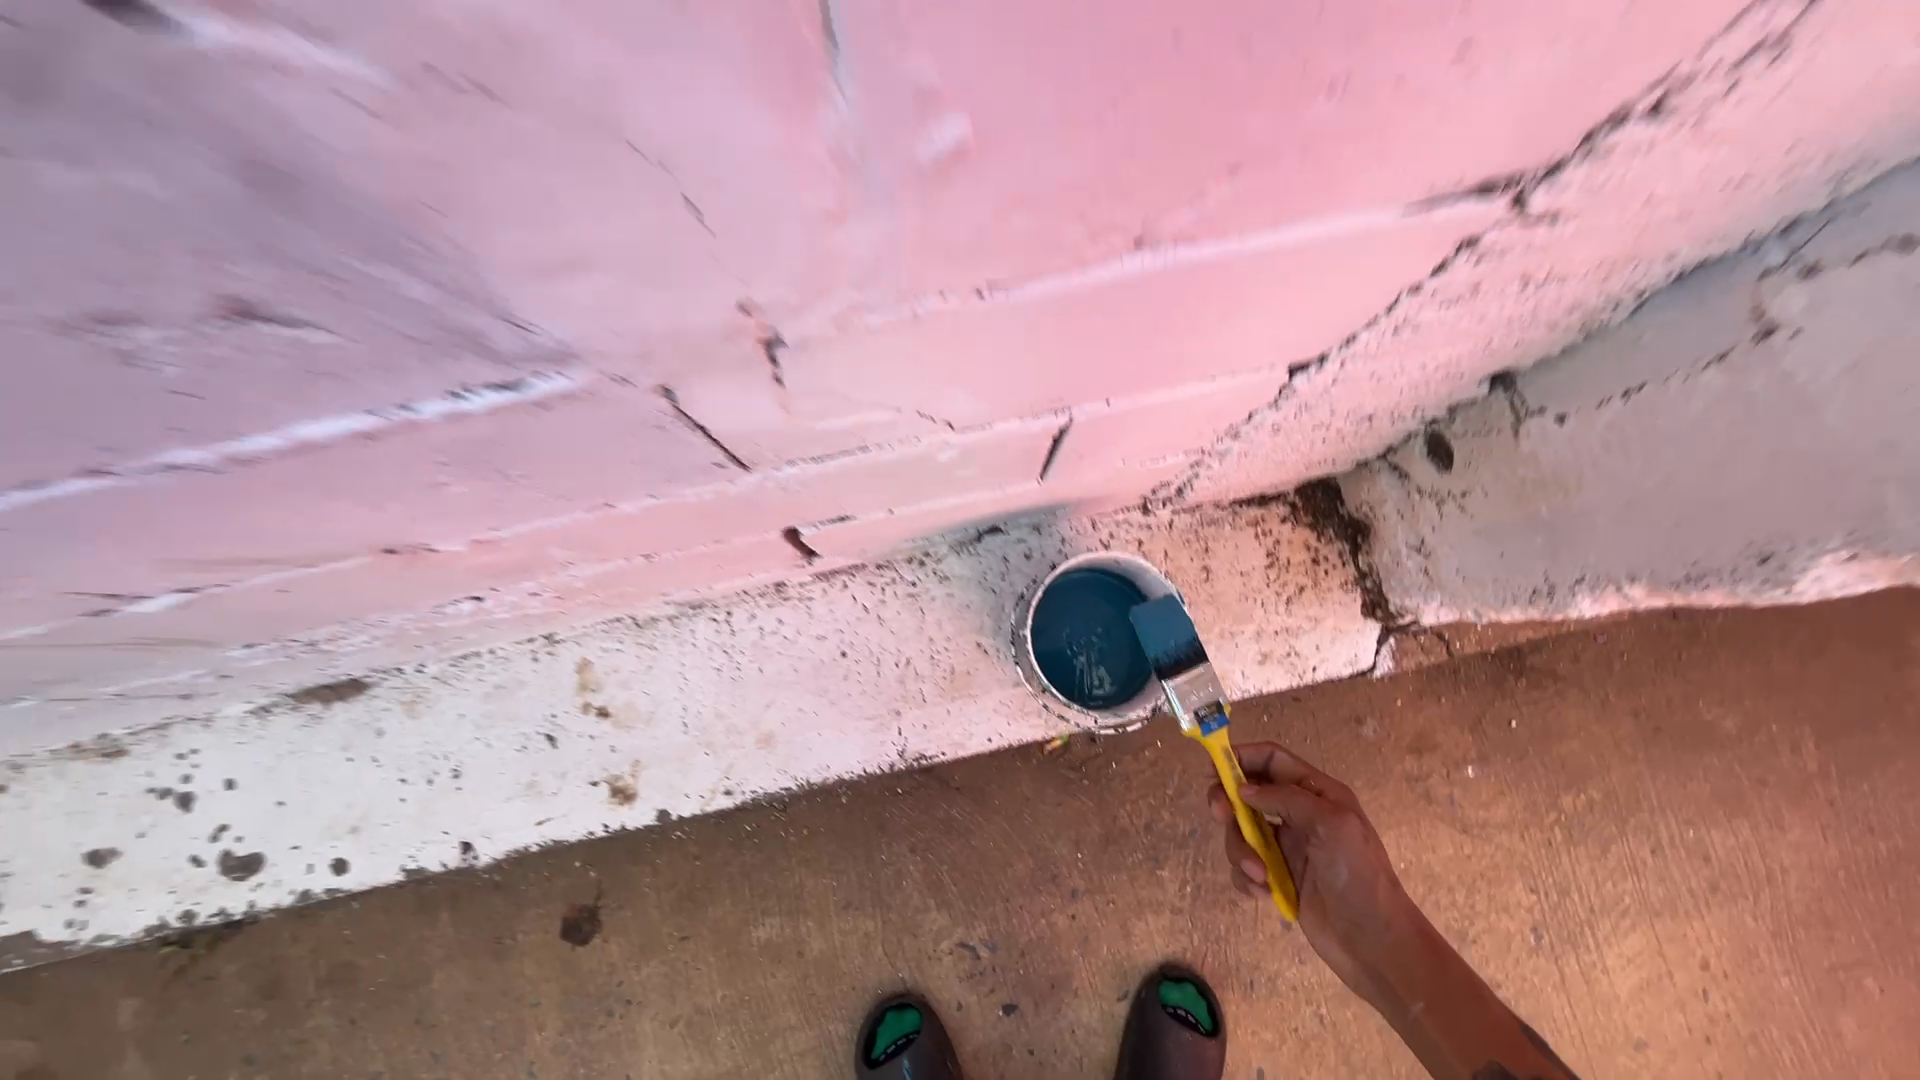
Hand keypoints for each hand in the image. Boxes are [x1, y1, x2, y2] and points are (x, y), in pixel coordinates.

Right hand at [1208, 741, 1425, 1006]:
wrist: (1374, 942)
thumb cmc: (1359, 876)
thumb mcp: (1332, 824)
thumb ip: (1287, 798)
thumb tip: (1243, 790)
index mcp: (1316, 793)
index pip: (1271, 759)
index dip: (1240, 757)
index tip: (1212, 769)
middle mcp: (1298, 814)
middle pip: (1246, 793)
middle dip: (1229, 804)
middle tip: (1222, 817)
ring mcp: (1286, 847)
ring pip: (1241, 832)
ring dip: (1241, 851)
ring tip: (1260, 876)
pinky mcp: (1277, 877)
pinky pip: (1244, 866)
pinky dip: (1246, 877)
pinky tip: (1264, 893)